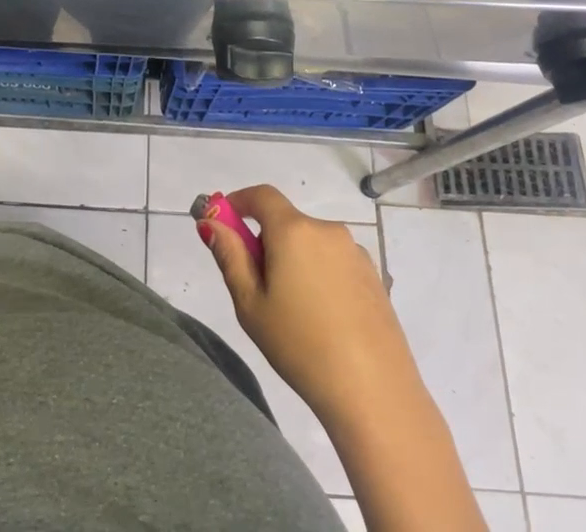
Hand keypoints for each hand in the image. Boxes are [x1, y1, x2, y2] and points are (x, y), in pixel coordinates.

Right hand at [199, 185, 417, 422]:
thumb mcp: (250, 304)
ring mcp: (356, 254)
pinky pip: (334, 264)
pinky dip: (318, 277)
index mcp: (294, 231)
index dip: (238, 202)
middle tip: (255, 288)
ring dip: (294, 261)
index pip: (262, 195)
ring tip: (291, 313)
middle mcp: (328, 231)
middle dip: (265, 243)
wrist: (372, 389)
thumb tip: (211, 222)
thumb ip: (229, 256)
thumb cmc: (299, 344)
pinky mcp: (374, 277)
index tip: (223, 222)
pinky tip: (321, 320)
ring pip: (311, 245)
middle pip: (287, 223)